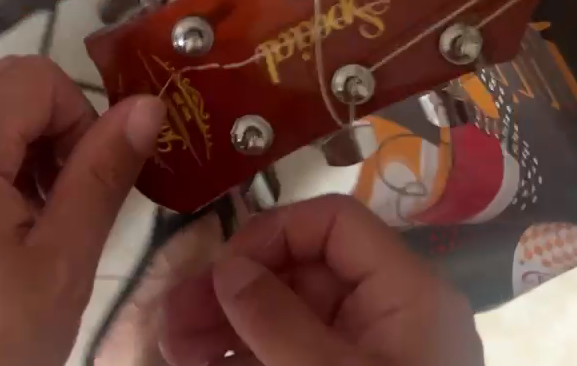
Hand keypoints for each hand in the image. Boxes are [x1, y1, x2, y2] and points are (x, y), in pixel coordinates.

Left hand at [0, 56, 165, 365]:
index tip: (80, 185)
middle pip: (5, 80)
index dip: (77, 119)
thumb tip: (147, 105)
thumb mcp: (60, 265)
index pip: (38, 78)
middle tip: (57, 199)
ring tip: (24, 213)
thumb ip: (103, 173)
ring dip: (16, 138)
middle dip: (48, 125)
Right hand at [160, 196, 481, 365]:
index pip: (333, 224)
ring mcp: (367, 357)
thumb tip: (228, 268)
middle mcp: (389, 316)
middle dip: (232, 290)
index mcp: (406, 295)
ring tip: (170, 345)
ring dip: (226, 325)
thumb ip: (275, 318)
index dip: (273, 233)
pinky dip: (244, 358)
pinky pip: (288, 356)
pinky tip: (199, 363)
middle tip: (172, 315)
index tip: (223, 270)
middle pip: (301, 272)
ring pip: (286, 316)